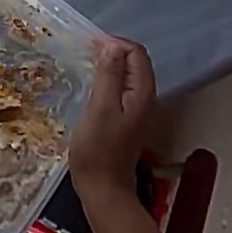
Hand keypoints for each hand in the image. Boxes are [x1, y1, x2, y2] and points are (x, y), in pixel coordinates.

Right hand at [70, 38, 155, 205]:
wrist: (103, 188)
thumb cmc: (98, 149)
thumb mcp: (100, 108)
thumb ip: (109, 75)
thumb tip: (113, 46)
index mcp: (142, 92)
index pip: (137, 53)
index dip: (116, 43)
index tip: (91, 44)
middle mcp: (145, 97)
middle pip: (135, 61)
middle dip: (114, 50)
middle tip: (87, 49)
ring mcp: (137, 108)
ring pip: (128, 74)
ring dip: (111, 63)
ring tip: (87, 60)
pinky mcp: (127, 117)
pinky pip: (122, 87)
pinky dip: (109, 78)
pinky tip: (93, 81)